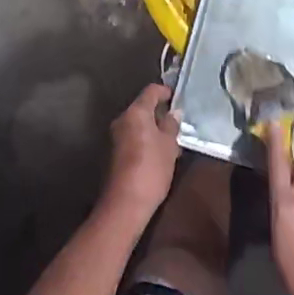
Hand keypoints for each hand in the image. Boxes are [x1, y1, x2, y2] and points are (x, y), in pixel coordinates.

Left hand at [102, 83, 180, 217]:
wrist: (125, 204)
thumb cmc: (151, 168)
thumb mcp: (169, 146)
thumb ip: (171, 125)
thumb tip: (174, 112)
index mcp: (135, 112)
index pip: (151, 91)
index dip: (165, 91)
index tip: (177, 97)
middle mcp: (123, 119)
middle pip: (143, 107)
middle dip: (160, 112)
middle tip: (178, 122)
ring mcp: (117, 137)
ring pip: (138, 124)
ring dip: (153, 128)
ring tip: (172, 139)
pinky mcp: (115, 153)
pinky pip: (133, 137)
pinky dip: (146, 139)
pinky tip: (159, 153)